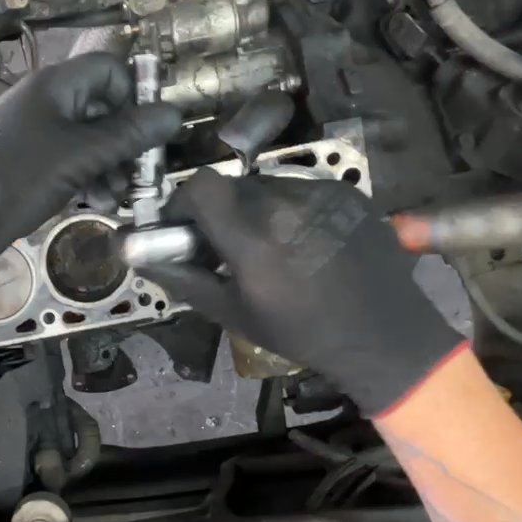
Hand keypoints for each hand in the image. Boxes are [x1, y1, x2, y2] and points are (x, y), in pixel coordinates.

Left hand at [0, 54, 182, 285]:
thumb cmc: (19, 179)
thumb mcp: (80, 157)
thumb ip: (128, 135)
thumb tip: (173, 114)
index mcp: (55, 84)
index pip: (110, 69)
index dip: (133, 97)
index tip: (147, 134)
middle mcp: (44, 99)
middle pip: (101, 106)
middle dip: (125, 140)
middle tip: (141, 175)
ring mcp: (32, 130)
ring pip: (86, 137)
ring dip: (110, 163)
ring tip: (120, 196)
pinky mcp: (26, 159)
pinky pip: (68, 158)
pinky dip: (87, 175)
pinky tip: (98, 201)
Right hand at [139, 171, 465, 416]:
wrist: (383, 335)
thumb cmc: (301, 332)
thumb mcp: (234, 313)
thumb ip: (184, 279)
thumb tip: (137, 257)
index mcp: (253, 237)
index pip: (201, 186)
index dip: (184, 201)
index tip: (184, 226)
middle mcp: (286, 204)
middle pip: (233, 186)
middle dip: (220, 211)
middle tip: (226, 244)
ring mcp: (322, 194)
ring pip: (268, 186)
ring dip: (256, 209)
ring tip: (271, 247)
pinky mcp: (349, 193)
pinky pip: (303, 190)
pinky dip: (292, 210)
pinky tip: (305, 244)